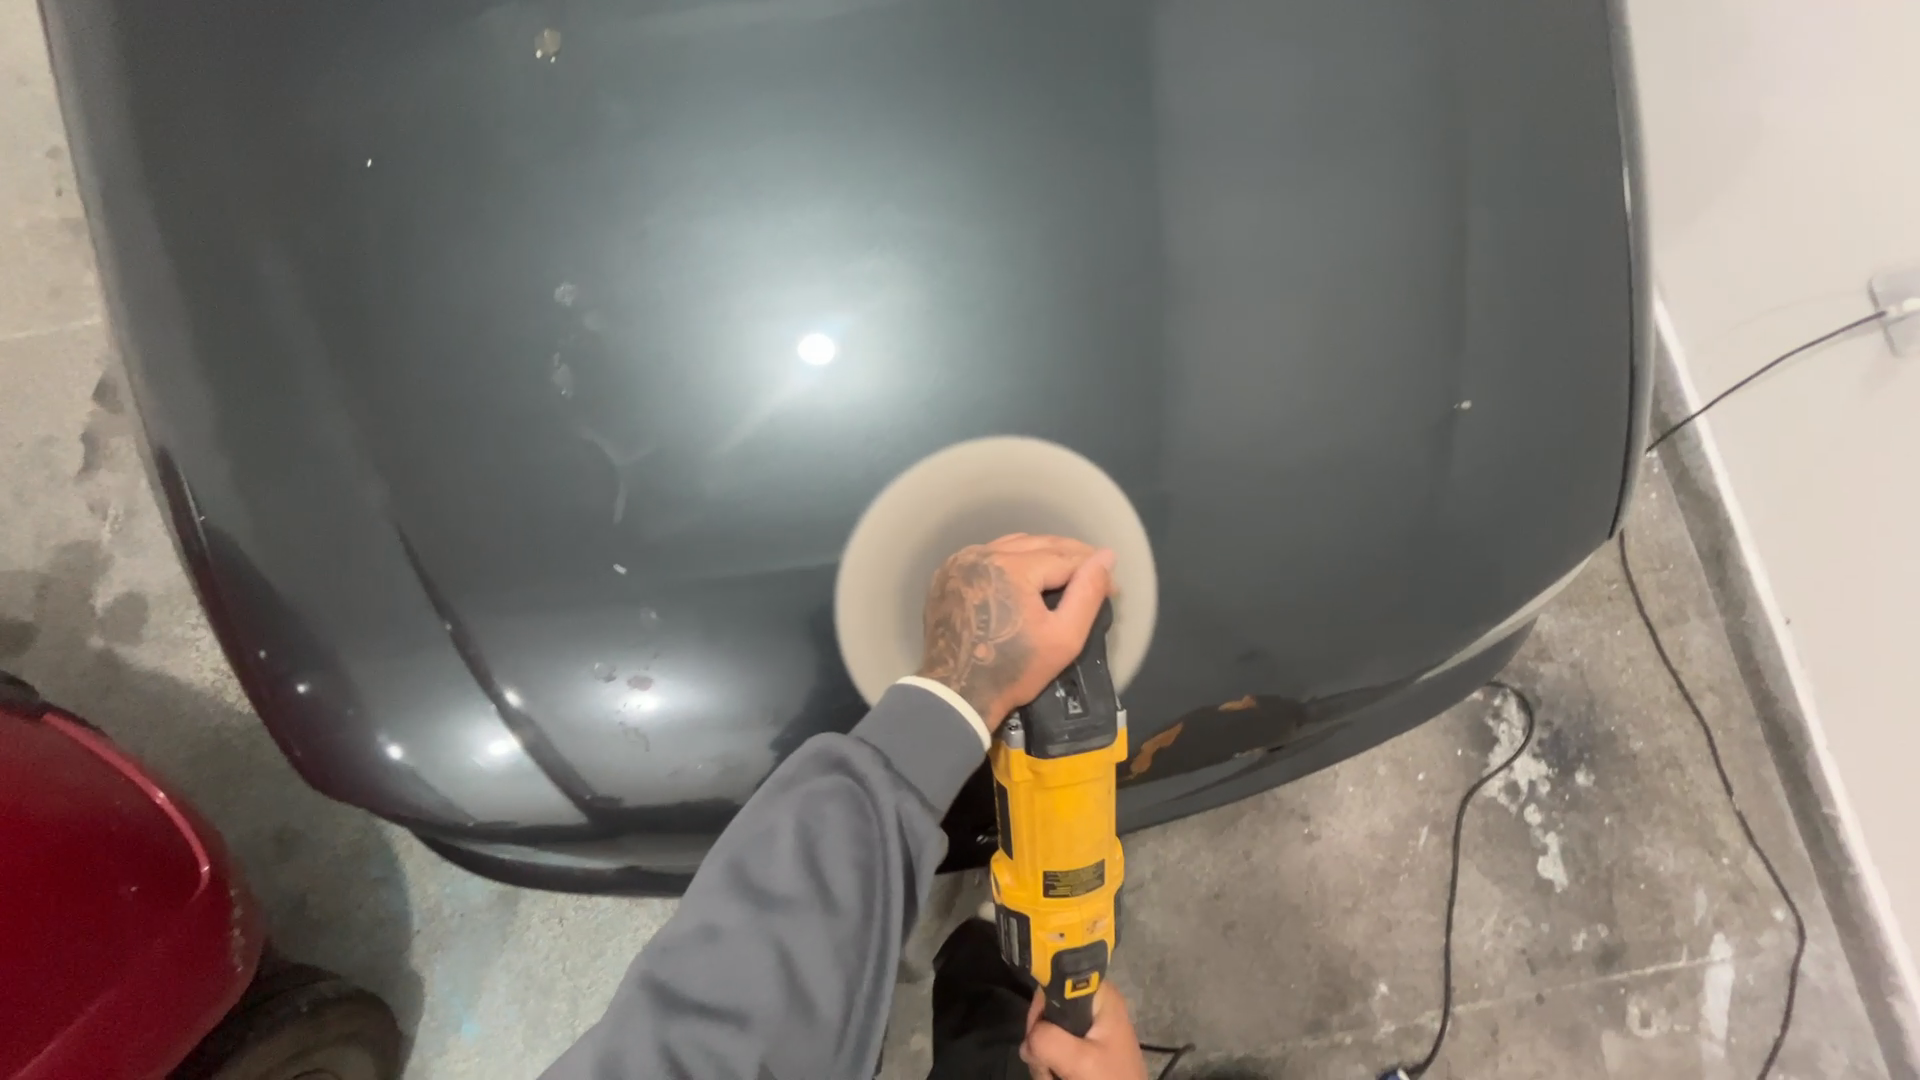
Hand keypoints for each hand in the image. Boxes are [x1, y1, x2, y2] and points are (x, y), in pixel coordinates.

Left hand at [915, 534, 1115, 730]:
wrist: (956, 694)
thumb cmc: (1014, 670)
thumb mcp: (1063, 637)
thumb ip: (1087, 594)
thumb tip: (1106, 556)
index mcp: (1011, 567)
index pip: (1065, 557)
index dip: (1092, 570)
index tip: (1112, 587)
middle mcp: (983, 554)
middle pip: (1039, 544)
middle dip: (1071, 556)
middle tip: (1094, 574)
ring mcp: (961, 562)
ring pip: (1013, 545)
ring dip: (1042, 554)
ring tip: (1064, 574)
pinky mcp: (949, 574)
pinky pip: (989, 555)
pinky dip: (1012, 560)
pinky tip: (1026, 577)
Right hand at [1020, 984, 1148, 1079]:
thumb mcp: (1081, 1061)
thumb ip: (1048, 1041)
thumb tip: (1027, 1042)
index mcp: (1100, 995)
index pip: (1057, 982)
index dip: (1040, 1006)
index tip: (1034, 1033)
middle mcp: (1095, 1004)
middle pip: (1050, 1010)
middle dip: (1041, 1040)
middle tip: (1044, 1065)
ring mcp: (1092, 1027)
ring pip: (1051, 1031)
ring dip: (1044, 1056)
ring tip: (1050, 1078)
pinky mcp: (1088, 1046)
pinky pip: (1059, 1047)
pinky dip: (1052, 1063)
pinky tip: (1055, 1078)